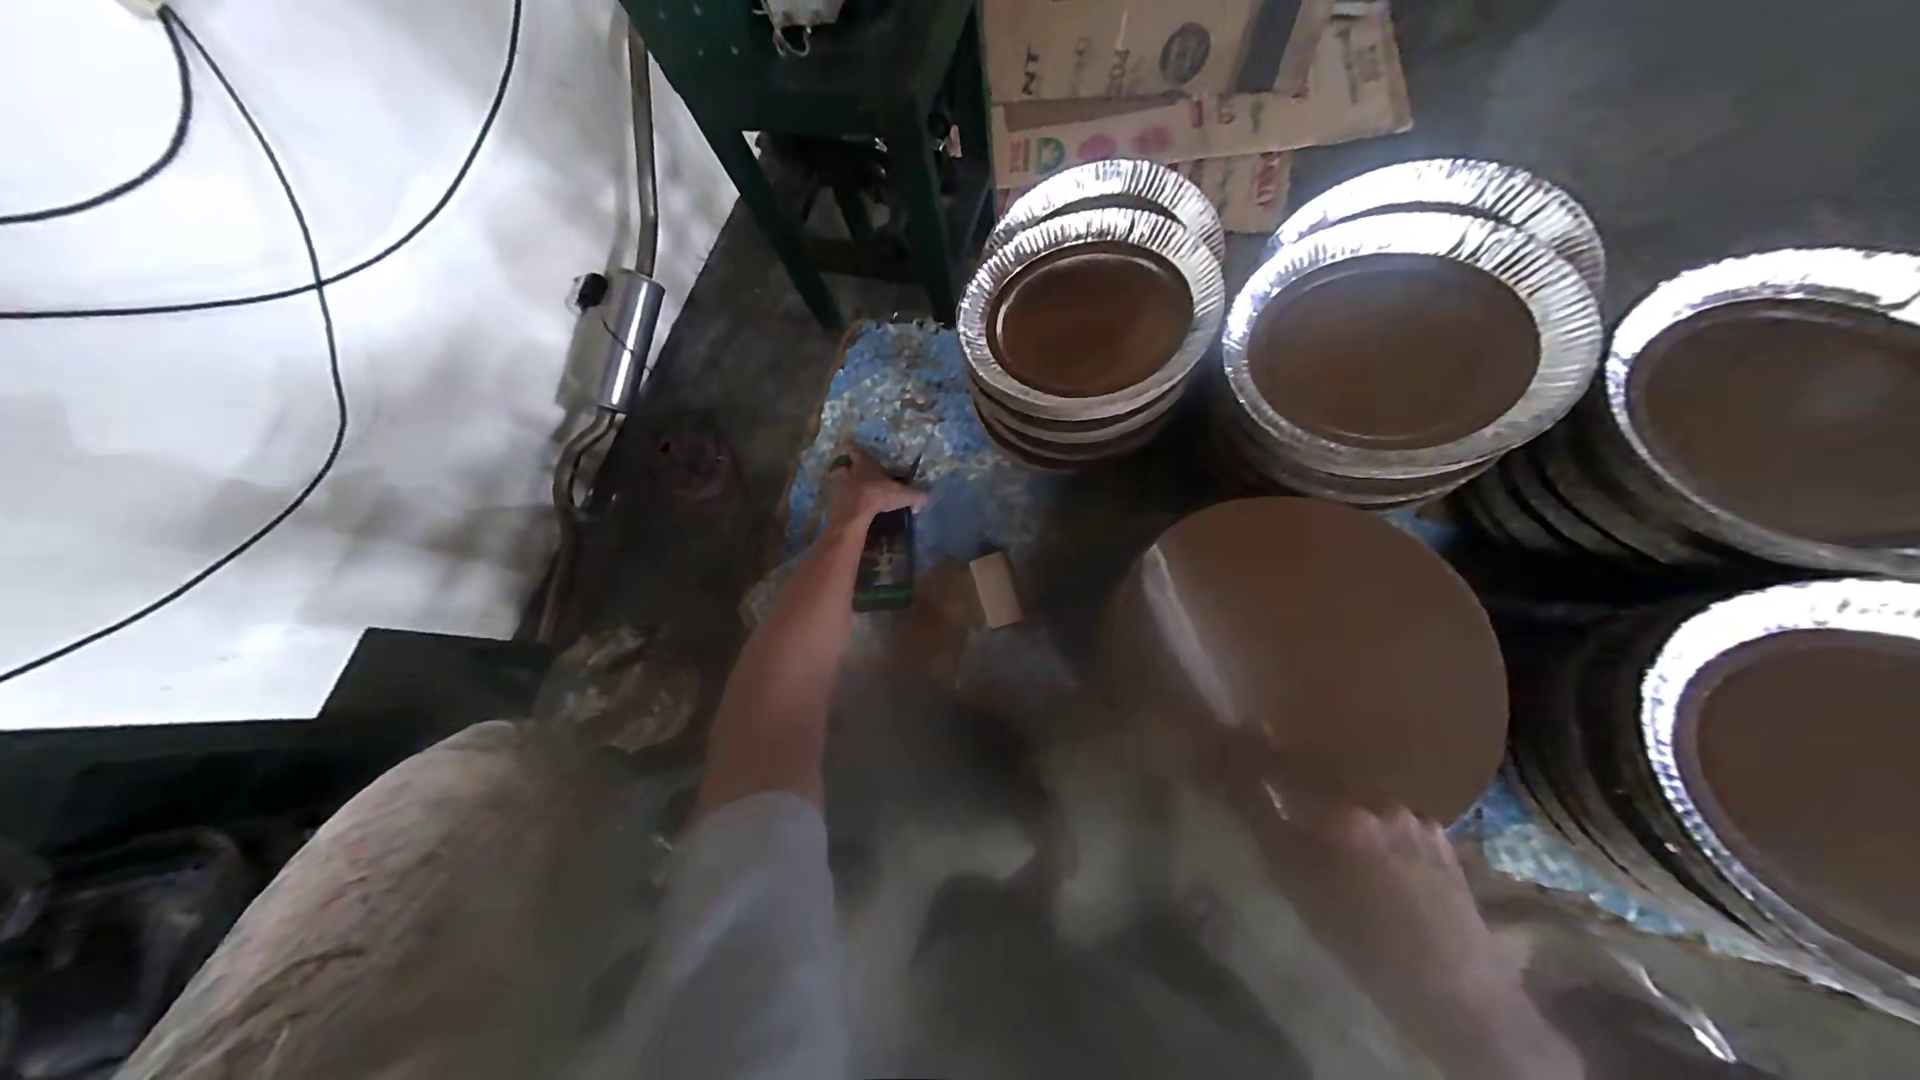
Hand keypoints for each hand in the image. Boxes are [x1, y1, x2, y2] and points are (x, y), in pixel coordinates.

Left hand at [827, 445, 927, 528]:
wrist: (853, 514)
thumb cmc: (877, 496)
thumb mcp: (902, 495)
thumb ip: (916, 495)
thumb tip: (925, 499)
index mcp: (863, 463)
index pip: (855, 449)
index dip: (854, 448)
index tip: (850, 445)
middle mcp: (847, 471)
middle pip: (844, 466)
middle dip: (848, 469)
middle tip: (855, 475)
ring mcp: (837, 486)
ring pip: (838, 482)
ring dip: (844, 486)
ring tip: (852, 493)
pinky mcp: (832, 502)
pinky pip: (837, 499)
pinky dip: (842, 502)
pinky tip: (850, 509)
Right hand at [1227, 772, 1500, 1002]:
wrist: (1455, 990)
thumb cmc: (1360, 941)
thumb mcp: (1296, 886)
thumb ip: (1264, 825)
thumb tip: (1236, 781)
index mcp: (1337, 811)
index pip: (1280, 768)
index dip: (1254, 760)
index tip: (1236, 753)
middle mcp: (1375, 800)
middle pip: (1320, 780)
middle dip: (1297, 788)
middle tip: (1283, 806)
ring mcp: (1413, 816)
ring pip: (1357, 799)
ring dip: (1338, 809)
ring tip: (1333, 840)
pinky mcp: (1439, 836)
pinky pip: (1389, 818)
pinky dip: (1372, 827)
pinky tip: (1373, 857)